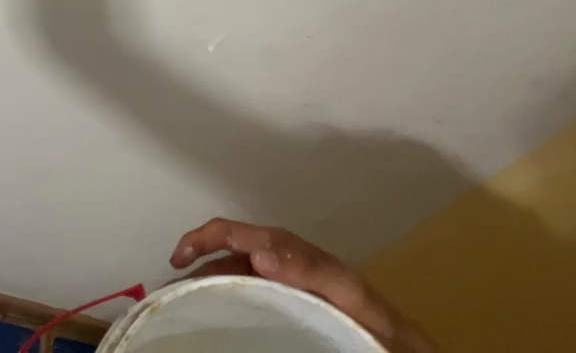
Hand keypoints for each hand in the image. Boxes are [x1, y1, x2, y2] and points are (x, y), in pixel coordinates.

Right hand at [170, 219, 435, 352]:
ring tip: (182, 298)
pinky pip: (249, 289)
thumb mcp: (351, 297)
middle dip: (198, 257)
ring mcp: (287, 282)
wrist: (405, 351)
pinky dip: (224, 294)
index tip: (178, 259)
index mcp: (294, 254)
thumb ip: (312, 273)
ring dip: (207, 277)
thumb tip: (259, 254)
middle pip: (231, 250)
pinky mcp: (290, 302)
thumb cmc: (380, 328)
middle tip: (170, 284)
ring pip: (236, 271)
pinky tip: (215, 311)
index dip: (205, 239)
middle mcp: (285, 262)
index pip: (240, 235)